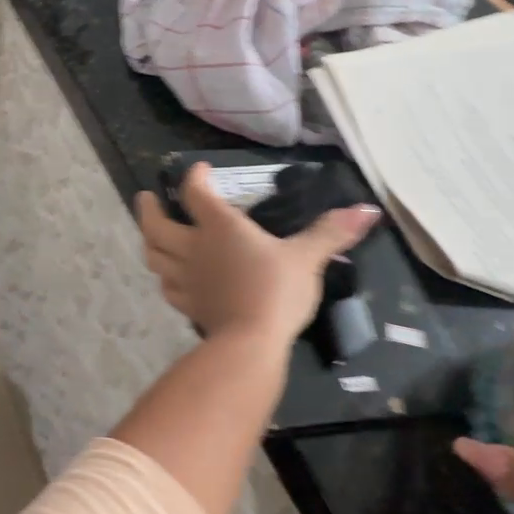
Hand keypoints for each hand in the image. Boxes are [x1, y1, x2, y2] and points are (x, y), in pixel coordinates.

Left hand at [134, 163, 379, 341]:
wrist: (250, 341)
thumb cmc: (276, 290)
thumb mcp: (307, 258)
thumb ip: (330, 233)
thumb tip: (367, 210)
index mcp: (219, 227)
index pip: (195, 193)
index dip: (194, 178)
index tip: (200, 171)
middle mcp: (194, 248)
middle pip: (156, 225)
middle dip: (148, 209)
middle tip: (146, 198)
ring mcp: (186, 278)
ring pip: (154, 256)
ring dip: (150, 242)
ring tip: (152, 234)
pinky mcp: (188, 306)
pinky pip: (167, 287)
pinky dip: (165, 277)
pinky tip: (171, 278)